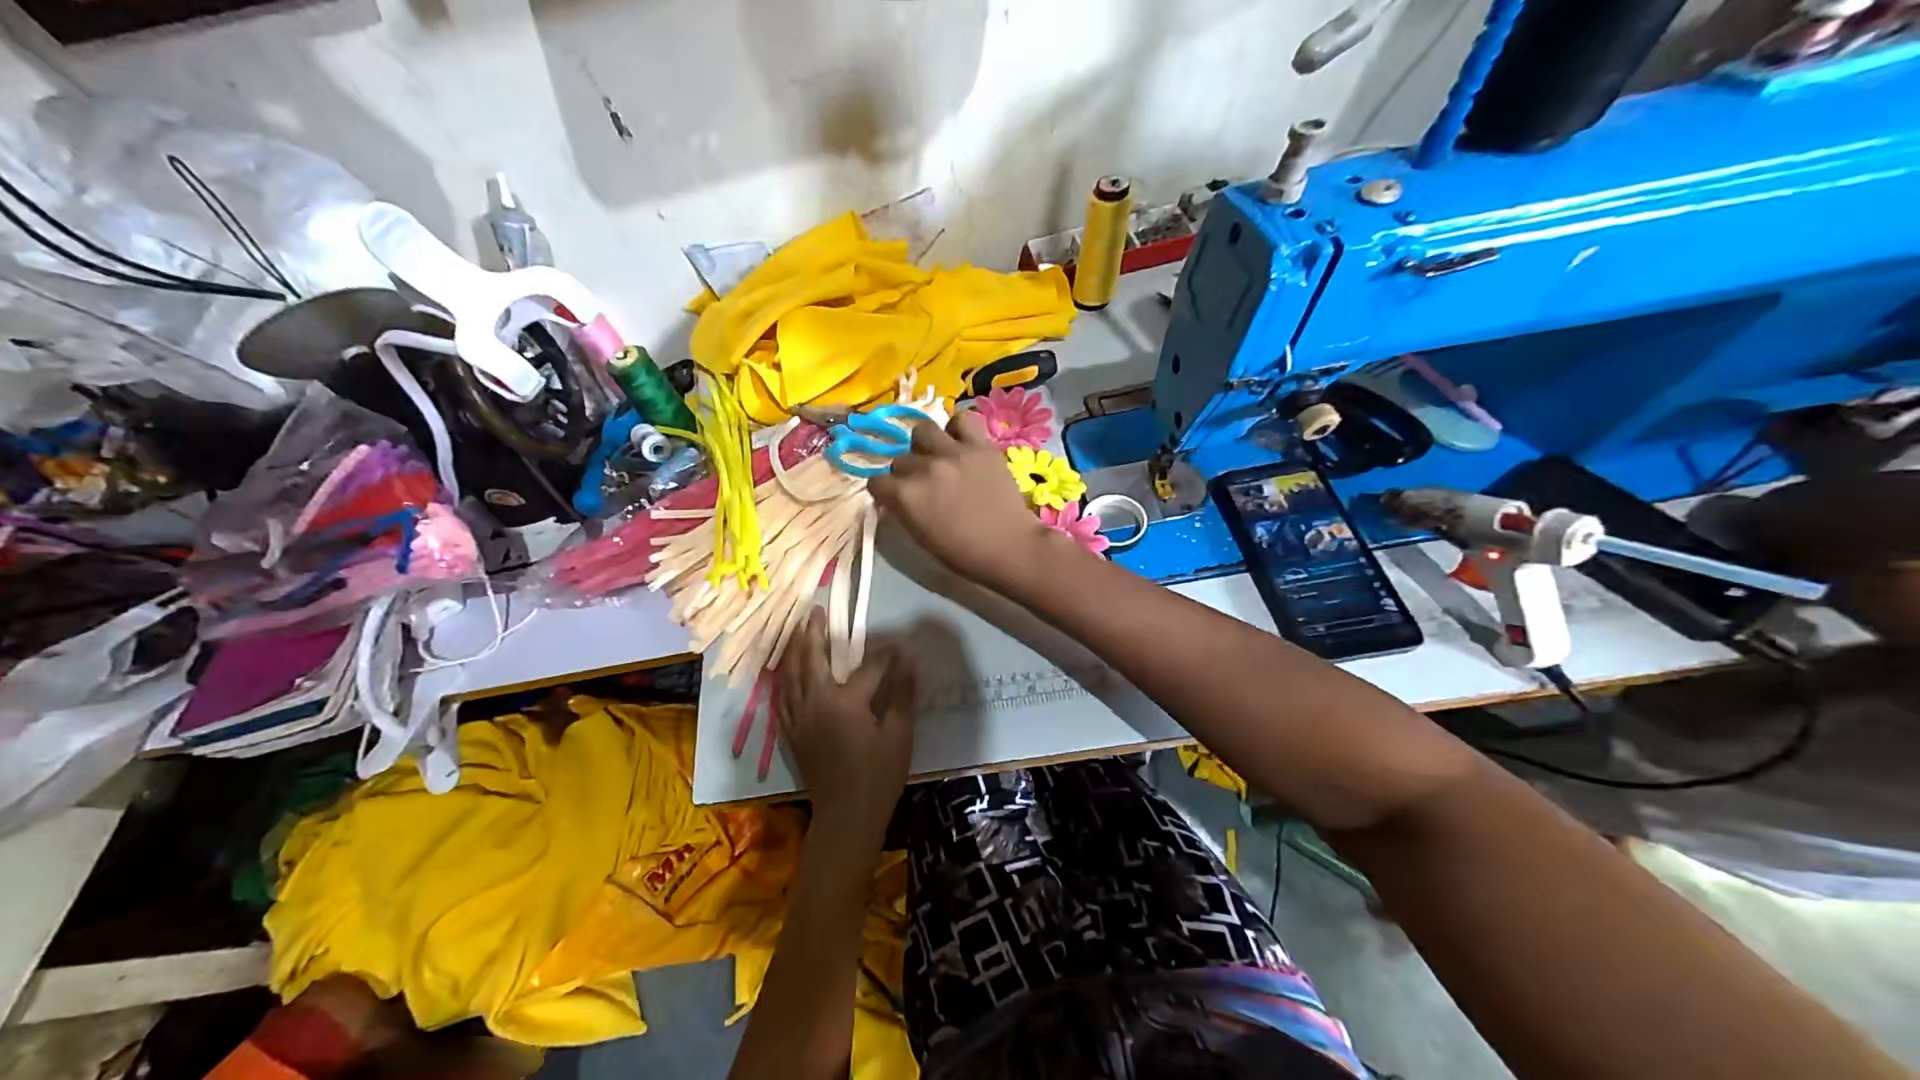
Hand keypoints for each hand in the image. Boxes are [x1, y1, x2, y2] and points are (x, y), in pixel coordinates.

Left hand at [777, 609, 916, 833]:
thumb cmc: (878, 777)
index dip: (886, 656)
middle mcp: (815, 703)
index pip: (867, 668)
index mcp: (844, 703)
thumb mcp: (899, 736)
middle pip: (811, 659)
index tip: (899, 646)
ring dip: (794, 649)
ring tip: (798, 629)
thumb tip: (909, 662)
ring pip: (791, 675)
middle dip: (814, 633)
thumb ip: (901, 696)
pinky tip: (786, 670)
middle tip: (816, 611)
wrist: (846, 817)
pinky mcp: (792, 733)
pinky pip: (782, 697)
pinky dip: (784, 678)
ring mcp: (799, 718)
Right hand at [868, 411, 1055, 588]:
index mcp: (906, 495)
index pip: (877, 482)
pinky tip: (961, 444)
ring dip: (925, 444)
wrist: (1009, 547)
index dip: (885, 491)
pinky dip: (958, 430)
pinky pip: (962, 420)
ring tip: (937, 456)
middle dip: (907, 472)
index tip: (894, 497)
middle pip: (900, 459)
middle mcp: (925, 468)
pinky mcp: (980, 446)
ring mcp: (953, 453)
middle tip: (922, 483)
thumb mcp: (920, 537)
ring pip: (922, 430)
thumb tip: (895, 497)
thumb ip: (904, 510)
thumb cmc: (963, 553)